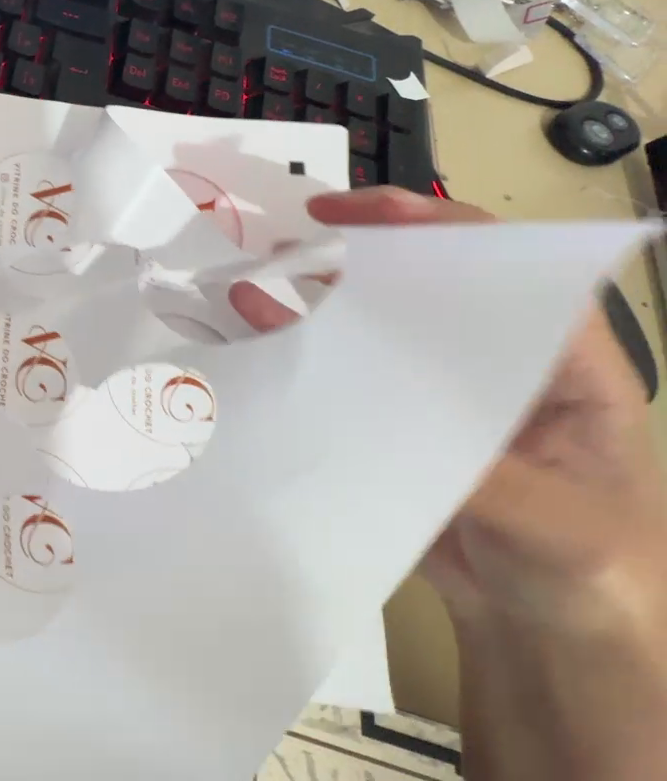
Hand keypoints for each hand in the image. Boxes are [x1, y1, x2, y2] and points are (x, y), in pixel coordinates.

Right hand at [231, 187, 666, 638]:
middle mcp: (495, 364)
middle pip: (429, 283)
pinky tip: (250, 334)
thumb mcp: (549, 521)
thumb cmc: (589, 567)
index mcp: (561, 367)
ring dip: (318, 295)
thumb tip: (366, 405)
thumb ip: (468, 463)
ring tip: (255, 274)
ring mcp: (440, 392)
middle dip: (360, 250)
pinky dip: (294, 348)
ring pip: (376, 323)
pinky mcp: (394, 420)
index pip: (504, 269)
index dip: (432, 227)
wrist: (550, 627)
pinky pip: (340, 372)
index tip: (350, 213)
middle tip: (286, 239)